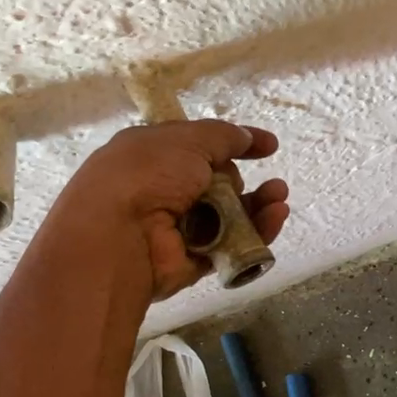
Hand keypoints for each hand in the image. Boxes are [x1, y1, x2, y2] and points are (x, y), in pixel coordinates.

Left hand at [53, 120, 289, 298]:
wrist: (117, 235)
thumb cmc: (147, 174)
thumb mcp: (186, 140)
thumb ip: (222, 136)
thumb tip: (244, 138)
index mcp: (154, 155)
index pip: (200, 146)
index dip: (234, 144)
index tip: (268, 146)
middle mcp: (165, 191)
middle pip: (218, 183)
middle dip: (245, 179)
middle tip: (270, 179)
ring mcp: (180, 228)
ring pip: (231, 216)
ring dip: (259, 205)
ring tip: (279, 198)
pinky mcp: (196, 260)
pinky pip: (234, 244)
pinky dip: (257, 232)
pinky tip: (275, 216)